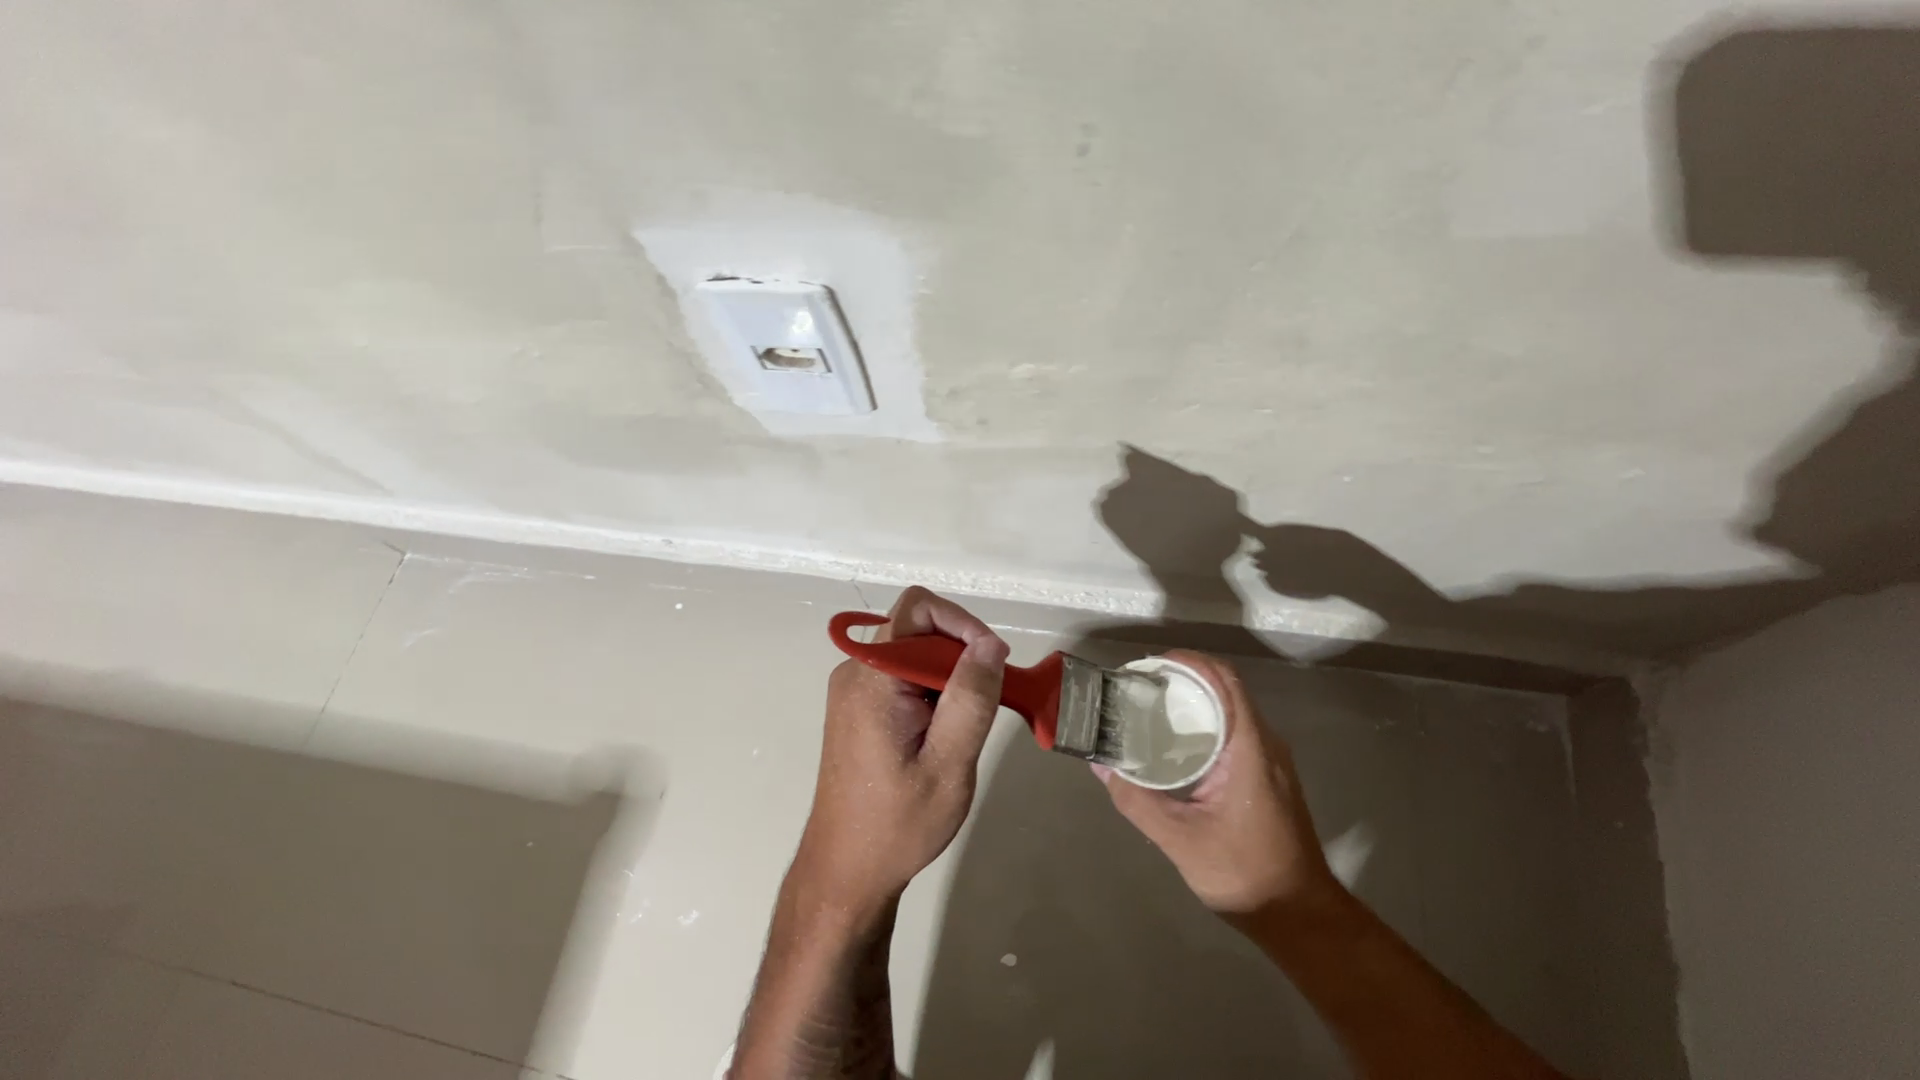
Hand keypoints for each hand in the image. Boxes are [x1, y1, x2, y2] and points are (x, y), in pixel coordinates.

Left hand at [791, 587, 1008, 913]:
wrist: (847, 870)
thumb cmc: (898, 825)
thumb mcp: (948, 764)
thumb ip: (971, 699)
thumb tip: (990, 643)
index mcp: (872, 679)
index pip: (917, 607)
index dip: (962, 622)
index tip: (993, 663)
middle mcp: (856, 672)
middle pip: (917, 628)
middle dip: (961, 654)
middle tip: (990, 700)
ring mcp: (854, 690)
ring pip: (913, 653)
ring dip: (950, 676)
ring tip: (967, 724)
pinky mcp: (858, 708)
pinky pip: (903, 677)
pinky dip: (933, 691)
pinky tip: (945, 732)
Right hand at [1095, 650, 1338, 915]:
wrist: (1299, 914)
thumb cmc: (1244, 872)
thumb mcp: (1180, 839)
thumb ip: (1137, 800)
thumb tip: (1101, 766)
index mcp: (1251, 747)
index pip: (1225, 681)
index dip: (1190, 662)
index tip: (1151, 666)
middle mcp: (1266, 744)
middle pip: (1227, 690)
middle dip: (1184, 680)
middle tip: (1139, 690)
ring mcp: (1271, 761)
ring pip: (1232, 712)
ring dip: (1195, 703)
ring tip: (1149, 711)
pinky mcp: (1267, 778)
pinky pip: (1234, 733)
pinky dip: (1204, 726)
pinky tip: (1174, 747)